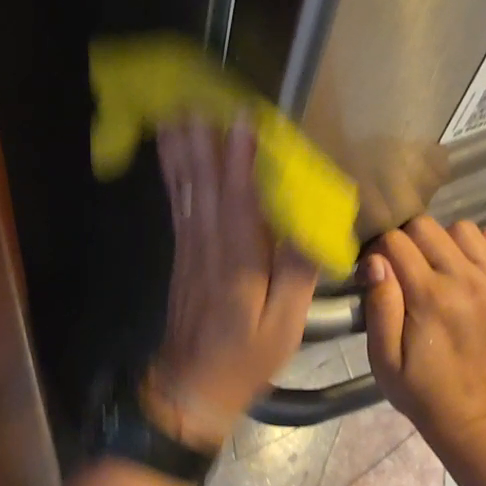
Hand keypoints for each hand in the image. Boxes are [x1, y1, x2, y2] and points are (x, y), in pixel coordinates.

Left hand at [148, 120, 318, 451]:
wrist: (190, 387)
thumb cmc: (245, 358)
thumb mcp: (284, 325)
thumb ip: (297, 273)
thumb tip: (315, 223)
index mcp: (238, 263)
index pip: (239, 200)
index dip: (240, 159)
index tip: (242, 120)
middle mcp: (209, 246)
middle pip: (205, 184)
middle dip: (204, 139)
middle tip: (199, 97)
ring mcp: (189, 248)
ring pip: (185, 189)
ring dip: (182, 149)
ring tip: (177, 111)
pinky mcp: (181, 253)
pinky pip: (177, 203)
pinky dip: (173, 173)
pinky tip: (171, 153)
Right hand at [363, 218, 485, 441]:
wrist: (465, 409)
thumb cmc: (415, 384)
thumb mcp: (382, 356)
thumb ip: (379, 305)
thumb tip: (376, 260)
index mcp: (432, 297)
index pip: (396, 241)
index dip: (379, 252)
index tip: (377, 272)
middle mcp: (467, 281)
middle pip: (427, 226)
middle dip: (407, 241)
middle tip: (404, 269)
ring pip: (464, 228)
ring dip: (444, 241)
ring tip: (436, 267)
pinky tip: (470, 262)